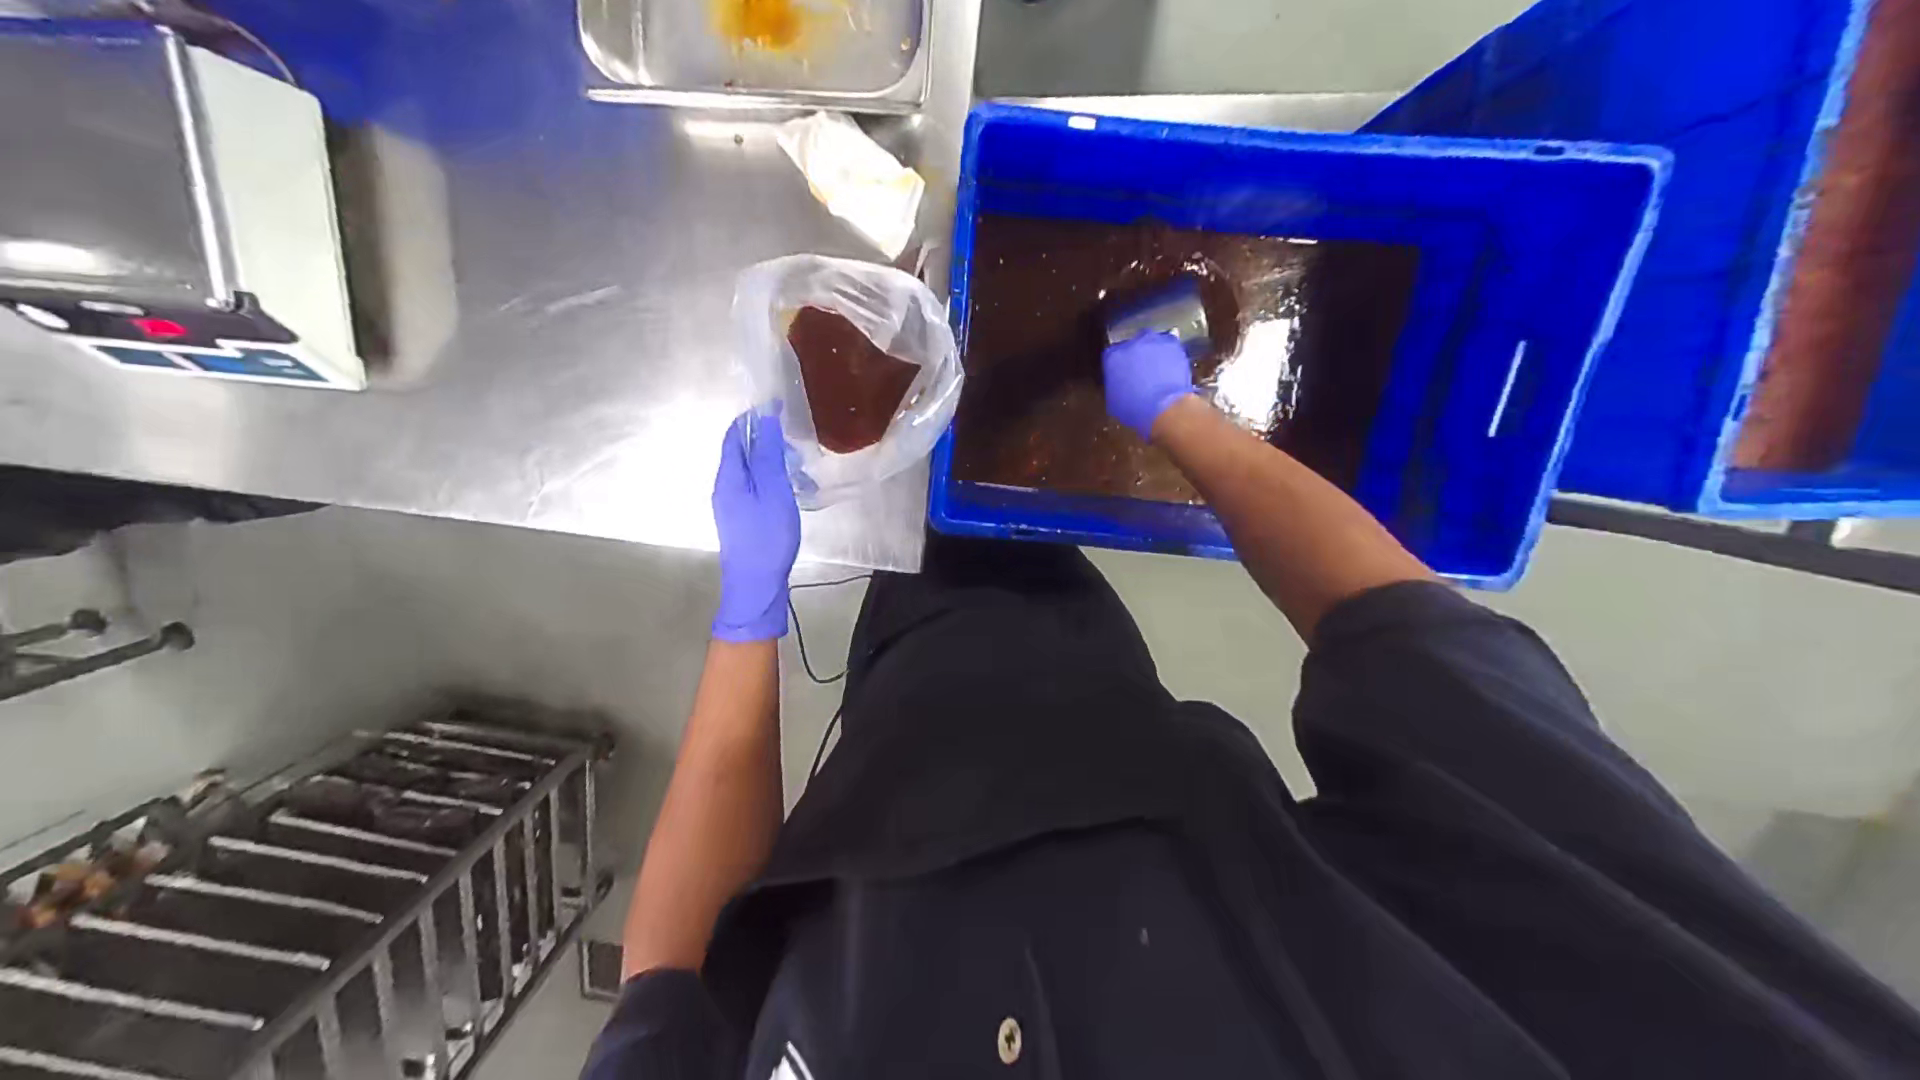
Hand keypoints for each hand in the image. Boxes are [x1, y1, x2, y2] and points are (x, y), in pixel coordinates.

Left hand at [711, 410, 800, 641]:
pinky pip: (756, 491)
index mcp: (729, 476)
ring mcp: (732, 506)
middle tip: (798, 451)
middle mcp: (725, 488)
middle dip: (769, 444)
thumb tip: (765, 419)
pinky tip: (792, 495)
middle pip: (743, 453)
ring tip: (802, 477)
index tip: (780, 411)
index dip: (754, 419)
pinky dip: (774, 484)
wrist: (756, 585)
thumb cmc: (767, 536)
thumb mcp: (773, 491)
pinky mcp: (742, 521)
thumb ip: (769, 455)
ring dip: (775, 466)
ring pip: (752, 473)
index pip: (735, 435)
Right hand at [1102, 331, 1195, 439]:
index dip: (1118, 365)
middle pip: (1131, 345)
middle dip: (1135, 356)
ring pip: (1150, 342)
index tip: (1122, 373)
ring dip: (1152, 352)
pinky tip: (1170, 366)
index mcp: (1112, 358)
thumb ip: (1114, 385)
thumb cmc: (1137, 408)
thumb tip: (1119, 384)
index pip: (1111, 355)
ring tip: (1157, 369)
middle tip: (1140, 371)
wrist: (1164, 408)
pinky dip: (1169, 353)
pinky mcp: (1172, 343)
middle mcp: (1130, 344)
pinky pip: (1168, 344)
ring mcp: (1152, 341)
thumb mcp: (1114, 401)